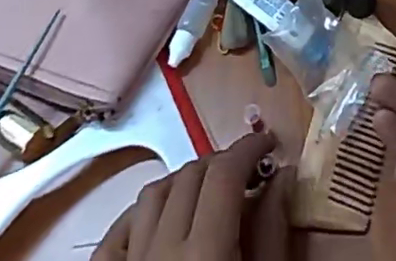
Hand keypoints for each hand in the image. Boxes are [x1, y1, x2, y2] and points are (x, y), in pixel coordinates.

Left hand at [91, 130, 288, 260]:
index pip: (224, 174)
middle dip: (221, 163)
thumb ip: (274, 231)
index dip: (248, 149)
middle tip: (247, 171)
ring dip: (183, 181)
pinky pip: (114, 233)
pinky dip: (137, 214)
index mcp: (206, 251)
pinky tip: (159, 216)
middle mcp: (161, 250)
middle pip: (190, 176)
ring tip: (208, 191)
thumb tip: (281, 175)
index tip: (268, 144)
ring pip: (152, 195)